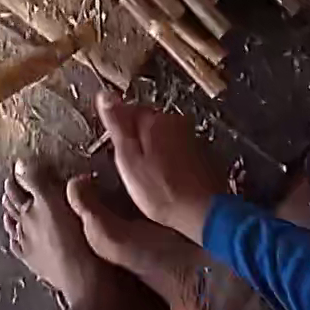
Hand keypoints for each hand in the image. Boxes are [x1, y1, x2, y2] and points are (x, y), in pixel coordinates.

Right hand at [97, 92, 223, 243]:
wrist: (204, 213)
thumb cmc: (162, 190)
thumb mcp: (128, 158)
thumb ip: (117, 124)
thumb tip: (105, 95)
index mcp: (154, 119)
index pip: (127, 109)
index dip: (116, 129)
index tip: (112, 146)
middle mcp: (175, 121)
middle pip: (145, 121)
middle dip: (135, 138)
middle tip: (129, 164)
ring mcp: (190, 136)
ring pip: (161, 135)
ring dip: (152, 148)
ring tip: (146, 174)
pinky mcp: (201, 153)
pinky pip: (175, 148)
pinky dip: (168, 158)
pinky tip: (164, 177)